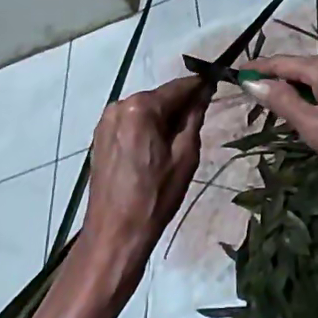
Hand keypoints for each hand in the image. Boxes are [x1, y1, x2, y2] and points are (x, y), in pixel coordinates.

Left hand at [16, 75, 205, 317]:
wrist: (115, 233)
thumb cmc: (155, 196)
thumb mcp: (186, 156)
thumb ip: (194, 118)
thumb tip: (203, 93)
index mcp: (140, 107)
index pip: (178, 87)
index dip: (200, 87)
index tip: (218, 85)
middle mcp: (119, 106)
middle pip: (160, 98)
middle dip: (180, 107)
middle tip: (200, 126)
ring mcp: (106, 121)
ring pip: (145, 111)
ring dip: (163, 120)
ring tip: (179, 145)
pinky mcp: (100, 137)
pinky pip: (131, 124)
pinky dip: (147, 130)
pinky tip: (158, 152)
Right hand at [243, 52, 317, 205]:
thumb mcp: (314, 127)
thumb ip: (282, 101)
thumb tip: (253, 83)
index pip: (282, 63)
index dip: (258, 69)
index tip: (237, 73)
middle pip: (300, 67)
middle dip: (278, 82)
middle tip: (256, 101)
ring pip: (317, 75)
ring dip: (299, 90)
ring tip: (281, 110)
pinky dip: (317, 93)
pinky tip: (312, 110)